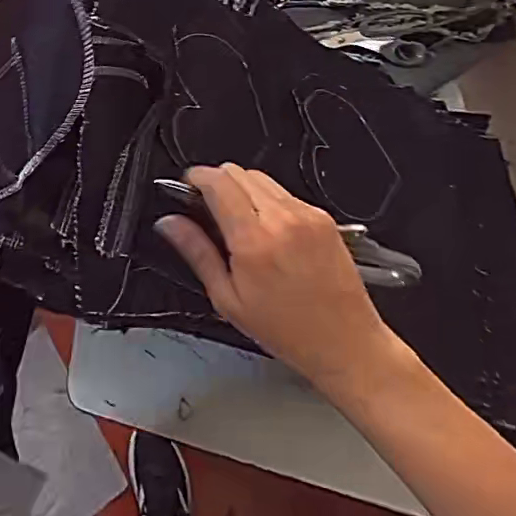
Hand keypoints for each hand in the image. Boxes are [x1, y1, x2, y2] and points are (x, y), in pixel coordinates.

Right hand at [156, 164, 406, 396]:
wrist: (346, 343)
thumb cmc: (291, 331)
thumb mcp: (228, 299)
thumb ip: (196, 252)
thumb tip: (169, 224)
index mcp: (254, 240)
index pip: (217, 182)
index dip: (195, 177)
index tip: (187, 185)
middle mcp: (282, 220)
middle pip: (237, 171)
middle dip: (216, 182)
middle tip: (207, 207)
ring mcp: (306, 215)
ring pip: (260, 177)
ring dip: (241, 187)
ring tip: (237, 221)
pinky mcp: (322, 217)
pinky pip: (284, 192)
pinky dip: (267, 200)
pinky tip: (265, 229)